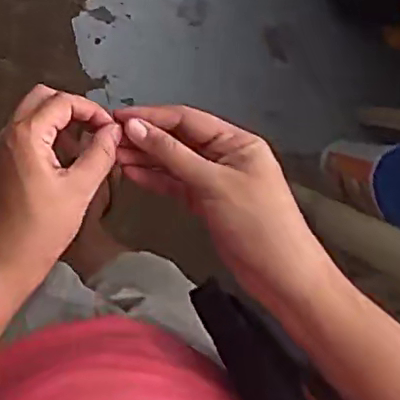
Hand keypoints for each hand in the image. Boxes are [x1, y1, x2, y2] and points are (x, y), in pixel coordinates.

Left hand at [0, 85, 120, 278]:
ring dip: (61, 120)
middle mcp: (10, 131)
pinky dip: (49, 133)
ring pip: (34, 111)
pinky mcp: (5, 156)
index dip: (90, 109)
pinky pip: (28, 130)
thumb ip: (99, 154)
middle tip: (97, 128)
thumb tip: (113, 131)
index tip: (110, 127)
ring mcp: (4, 143)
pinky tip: (68, 159)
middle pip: (43, 97)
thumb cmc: (41, 227)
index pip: (61, 101)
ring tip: (86, 146)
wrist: (7, 257)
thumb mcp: (79, 189)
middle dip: (73, 107)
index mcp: (26, 134)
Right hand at [114, 105, 337, 302]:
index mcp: (236, 142)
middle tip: (112, 136)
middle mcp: (224, 155)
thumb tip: (136, 127)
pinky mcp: (206, 201)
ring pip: (172, 160)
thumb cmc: (261, 227)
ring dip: (145, 157)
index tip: (120, 116)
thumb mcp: (214, 184)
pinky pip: (174, 182)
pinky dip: (154, 177)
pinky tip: (132, 173)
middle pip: (177, 138)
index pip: (185, 119)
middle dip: (144, 136)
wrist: (287, 283)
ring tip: (115, 154)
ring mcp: (214, 179)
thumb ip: (172, 153)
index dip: (151, 116)